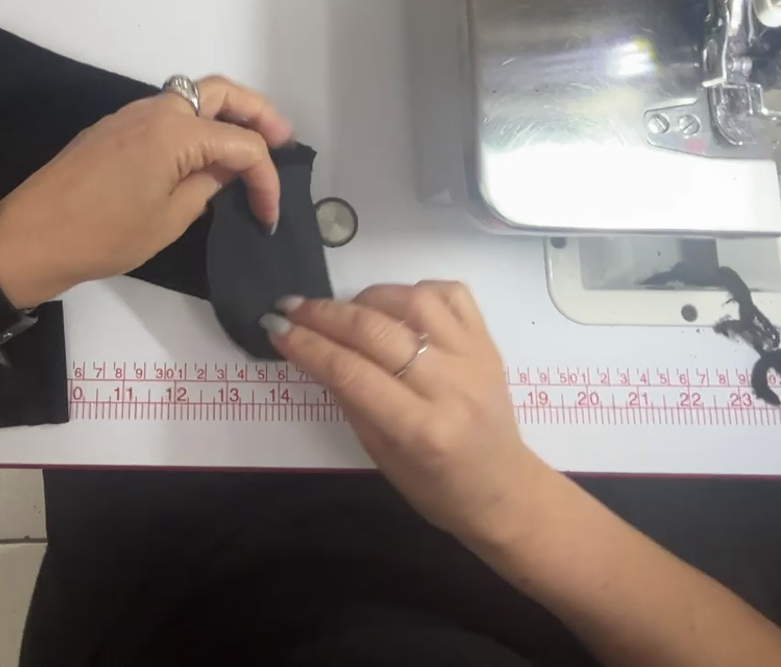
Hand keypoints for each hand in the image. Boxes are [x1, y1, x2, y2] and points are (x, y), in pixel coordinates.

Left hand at [0, 76, 294, 307]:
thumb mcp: (169, 219)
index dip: (266, 179)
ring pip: (194, 97)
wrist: (30, 237)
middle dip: (258, 113)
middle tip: (284, 139)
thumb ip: (208, 185)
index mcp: (176, 131)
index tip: (268, 216)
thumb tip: (228, 169)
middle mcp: (157, 109)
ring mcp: (132, 114)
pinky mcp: (115, 128)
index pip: (242, 145)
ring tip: (250, 143)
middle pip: (222, 92)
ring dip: (227, 113)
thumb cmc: (103, 235)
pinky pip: (169, 112)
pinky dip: (197, 123)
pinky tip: (205, 151)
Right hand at [263, 283, 552, 549]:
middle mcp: (450, 386)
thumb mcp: (379, 453)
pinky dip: (415, 290)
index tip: (275, 328)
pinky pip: (450, 293)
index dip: (306, 345)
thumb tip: (309, 347)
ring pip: (412, 300)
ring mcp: (473, 357)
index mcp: (421, 429)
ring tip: (346, 309)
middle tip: (290, 308)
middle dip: (323, 314)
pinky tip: (395, 304)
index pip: (350, 372)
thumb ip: (348, 396)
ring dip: (368, 297)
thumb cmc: (435, 486)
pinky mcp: (487, 340)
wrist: (505, 491)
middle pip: (374, 331)